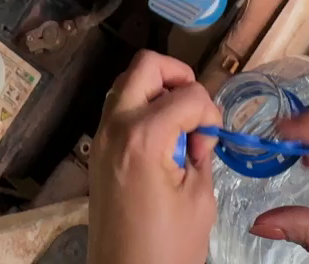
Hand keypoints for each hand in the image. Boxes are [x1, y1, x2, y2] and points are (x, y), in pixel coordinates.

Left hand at [87, 51, 223, 263]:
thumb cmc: (168, 249)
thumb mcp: (200, 199)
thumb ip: (202, 152)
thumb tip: (199, 130)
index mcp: (144, 136)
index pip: (188, 94)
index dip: (209, 112)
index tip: (211, 142)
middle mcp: (116, 123)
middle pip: (147, 64)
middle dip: (178, 77)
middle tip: (194, 110)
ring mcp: (101, 133)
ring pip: (129, 80)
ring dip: (157, 90)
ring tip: (177, 126)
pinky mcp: (96, 147)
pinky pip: (118, 105)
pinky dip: (141, 106)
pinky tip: (160, 138)